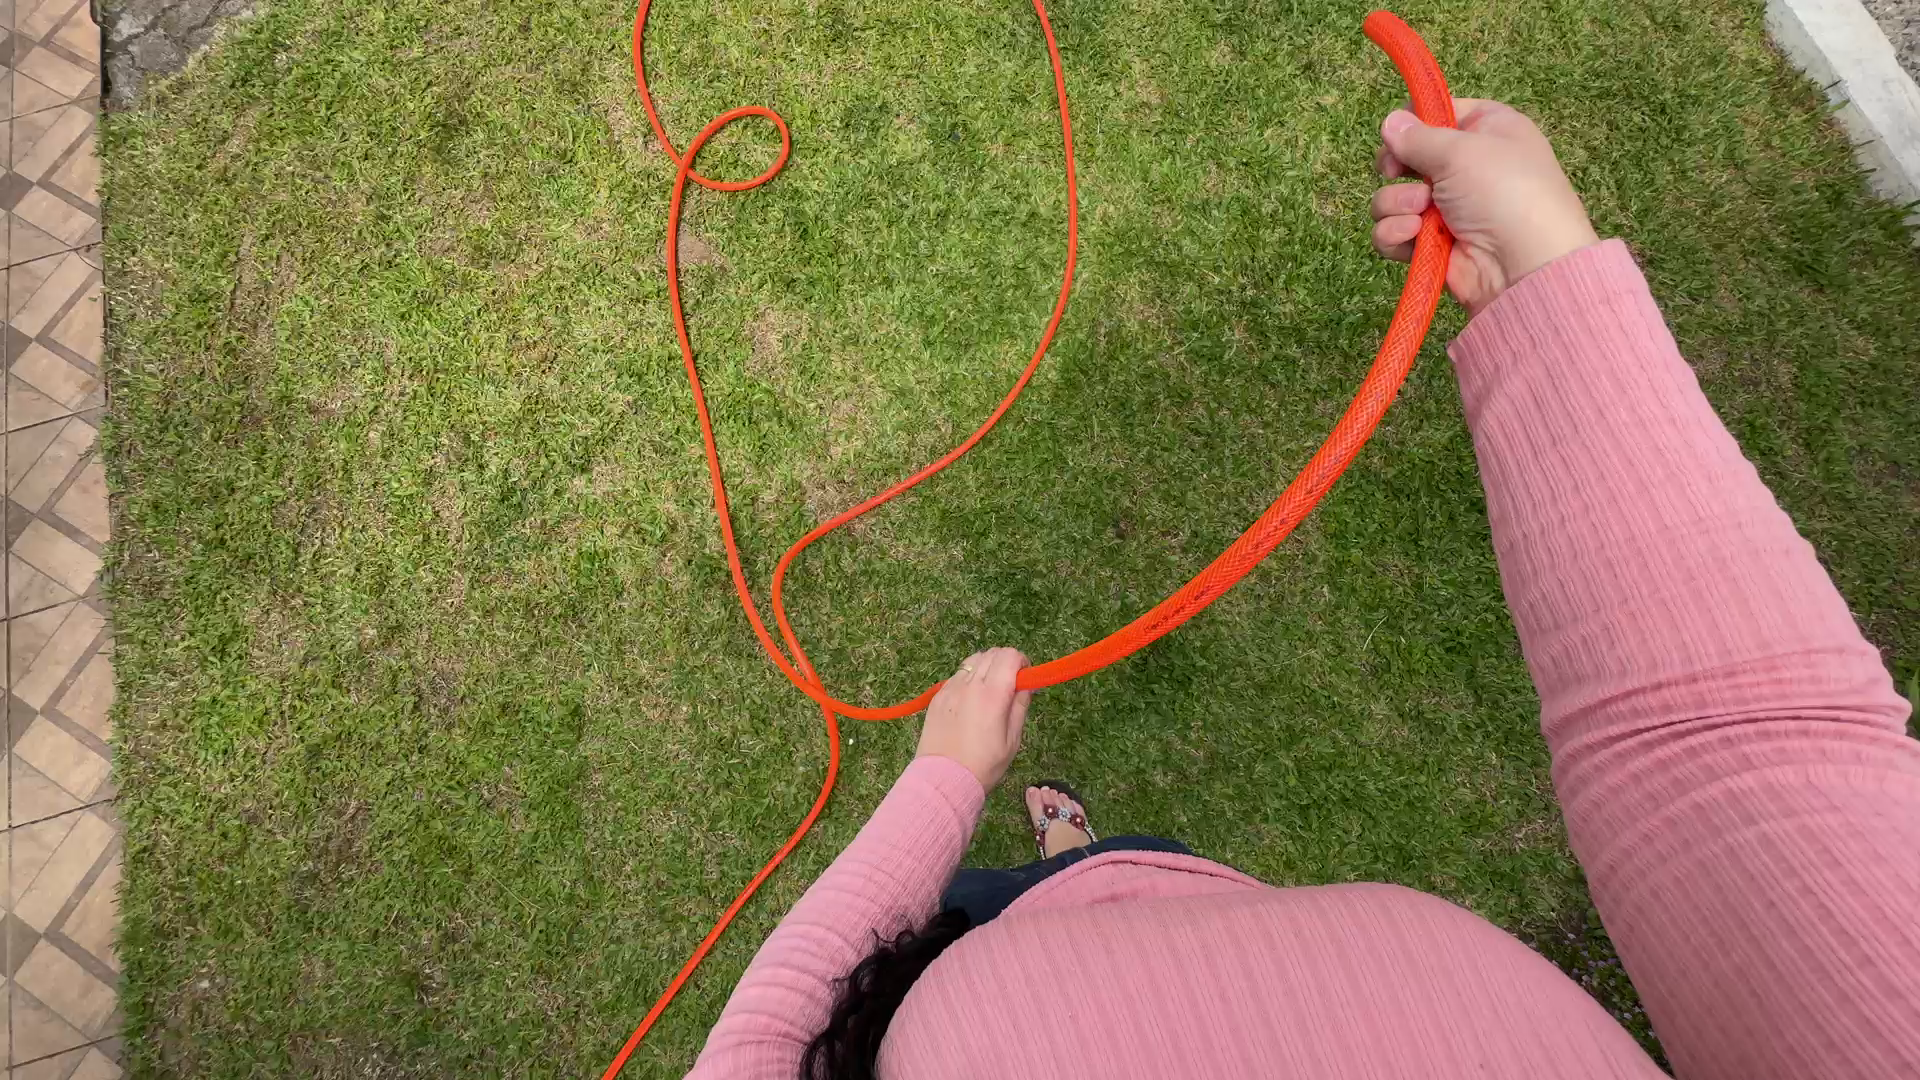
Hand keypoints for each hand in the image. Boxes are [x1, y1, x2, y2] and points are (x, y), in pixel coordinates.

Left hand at [916, 647, 1032, 791]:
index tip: (1025, 678)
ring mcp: (950, 688)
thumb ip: (1020, 705)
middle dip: (1006, 662)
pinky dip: (969, 678)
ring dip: (986, 667)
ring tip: (990, 691)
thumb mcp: (1013, 739)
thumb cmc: (984, 764)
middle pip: (992, 653)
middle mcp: (970, 684)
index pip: (1010, 656)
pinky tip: (971, 700)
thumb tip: (1027, 683)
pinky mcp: (937, 696)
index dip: (1022, 662)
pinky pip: (958, 675)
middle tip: (1010, 685)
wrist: (944, 780)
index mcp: (992, 694)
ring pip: (973, 660)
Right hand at [1371, 98, 1599, 315]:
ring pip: (1390, 199)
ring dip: (1396, 206)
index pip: (1438, 115)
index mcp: (1482, 131)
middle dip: (1396, 170)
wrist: (1519, 262)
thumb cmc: (1503, 192)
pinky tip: (1413, 239)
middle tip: (1398, 173)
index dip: (1413, 124)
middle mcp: (1460, 167)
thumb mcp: (1462, 151)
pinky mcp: (1425, 243)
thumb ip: (1418, 137)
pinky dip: (1395, 236)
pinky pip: (1390, 233)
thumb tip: (1387, 120)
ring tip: (1420, 215)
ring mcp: (1441, 207)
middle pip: (1405, 159)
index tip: (1398, 135)